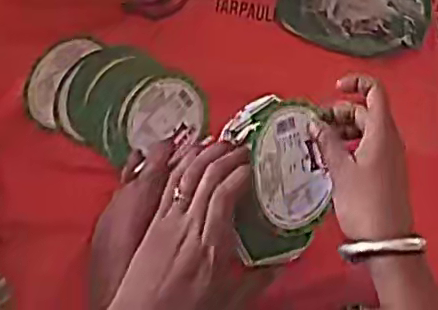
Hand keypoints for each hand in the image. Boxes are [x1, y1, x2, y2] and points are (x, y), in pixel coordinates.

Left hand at [105, 141, 256, 309]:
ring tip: (223, 142)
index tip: (254, 165)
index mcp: (211, 248)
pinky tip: (194, 151)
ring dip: (207, 152)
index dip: (241, 173)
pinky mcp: (154, 222)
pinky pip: (170, 183)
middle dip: (228, 156)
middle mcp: (190, 228)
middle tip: (244, 148)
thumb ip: (256, 280)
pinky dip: (183, 161)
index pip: (226, 195)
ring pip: (189, 174)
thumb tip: (282, 264)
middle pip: (209, 178)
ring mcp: (170, 222)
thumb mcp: (227, 302)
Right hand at [312, 75, 413, 242]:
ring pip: (365, 128)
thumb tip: (314, 123)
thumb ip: (327, 142)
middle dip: (340, 111)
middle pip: (366, 110)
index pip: (375, 90)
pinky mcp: (386, 170)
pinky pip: (368, 144)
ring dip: (343, 128)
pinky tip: (332, 158)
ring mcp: (389, 154)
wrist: (388, 244)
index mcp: (382, 129)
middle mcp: (389, 136)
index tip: (335, 88)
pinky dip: (350, 143)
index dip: (356, 82)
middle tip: (317, 124)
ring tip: (320, 141)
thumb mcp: (341, 171)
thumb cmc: (365, 203)